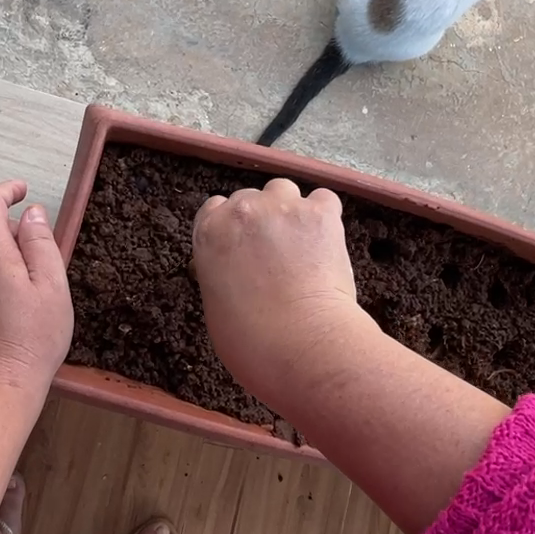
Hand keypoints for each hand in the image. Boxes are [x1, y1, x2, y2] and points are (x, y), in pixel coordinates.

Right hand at [190, 178, 375, 397]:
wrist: (299, 343)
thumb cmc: (252, 340)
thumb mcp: (215, 304)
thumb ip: (220, 271)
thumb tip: (237, 271)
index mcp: (209, 233)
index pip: (215, 207)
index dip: (233, 226)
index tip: (245, 243)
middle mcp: (241, 211)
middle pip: (251, 198)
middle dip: (262, 219)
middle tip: (277, 252)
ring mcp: (282, 208)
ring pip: (285, 191)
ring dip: (291, 211)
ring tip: (303, 243)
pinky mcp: (319, 213)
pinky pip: (323, 199)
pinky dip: (325, 215)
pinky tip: (326, 241)